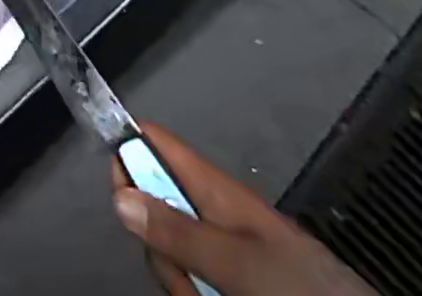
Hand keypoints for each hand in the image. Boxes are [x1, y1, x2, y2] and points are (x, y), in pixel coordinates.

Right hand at [111, 124, 379, 295]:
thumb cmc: (303, 289)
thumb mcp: (241, 263)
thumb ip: (179, 231)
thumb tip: (119, 196)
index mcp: (213, 186)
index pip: (151, 141)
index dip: (127, 155)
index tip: (123, 196)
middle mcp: (208, 208)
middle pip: (148, 202)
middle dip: (156, 242)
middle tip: (185, 271)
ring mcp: (216, 243)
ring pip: (164, 245)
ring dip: (177, 276)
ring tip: (212, 295)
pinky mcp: (223, 275)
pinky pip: (183, 271)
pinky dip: (190, 290)